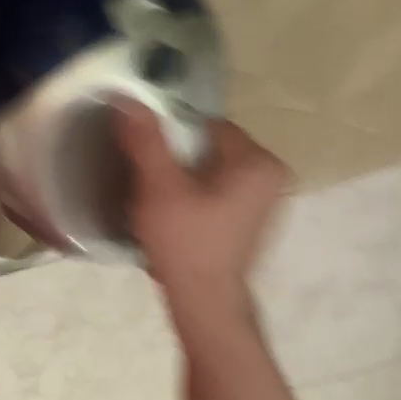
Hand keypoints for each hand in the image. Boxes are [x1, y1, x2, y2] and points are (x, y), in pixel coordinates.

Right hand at [116, 100, 289, 315]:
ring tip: (156, 204)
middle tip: (147, 185)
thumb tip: (129, 101)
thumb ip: (147, 142)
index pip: (208, 126)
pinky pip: (216, 195)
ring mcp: (264, 202)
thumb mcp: (159, 188)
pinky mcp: (250, 223)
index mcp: (258, 161)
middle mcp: (271, 176)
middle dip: (176, 161)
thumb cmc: (185, 241)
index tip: (145, 161)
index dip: (171, 139)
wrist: (204, 298)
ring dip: (182, 181)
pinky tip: (173, 221)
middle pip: (209, 150)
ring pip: (211, 174)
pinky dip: (193, 200)